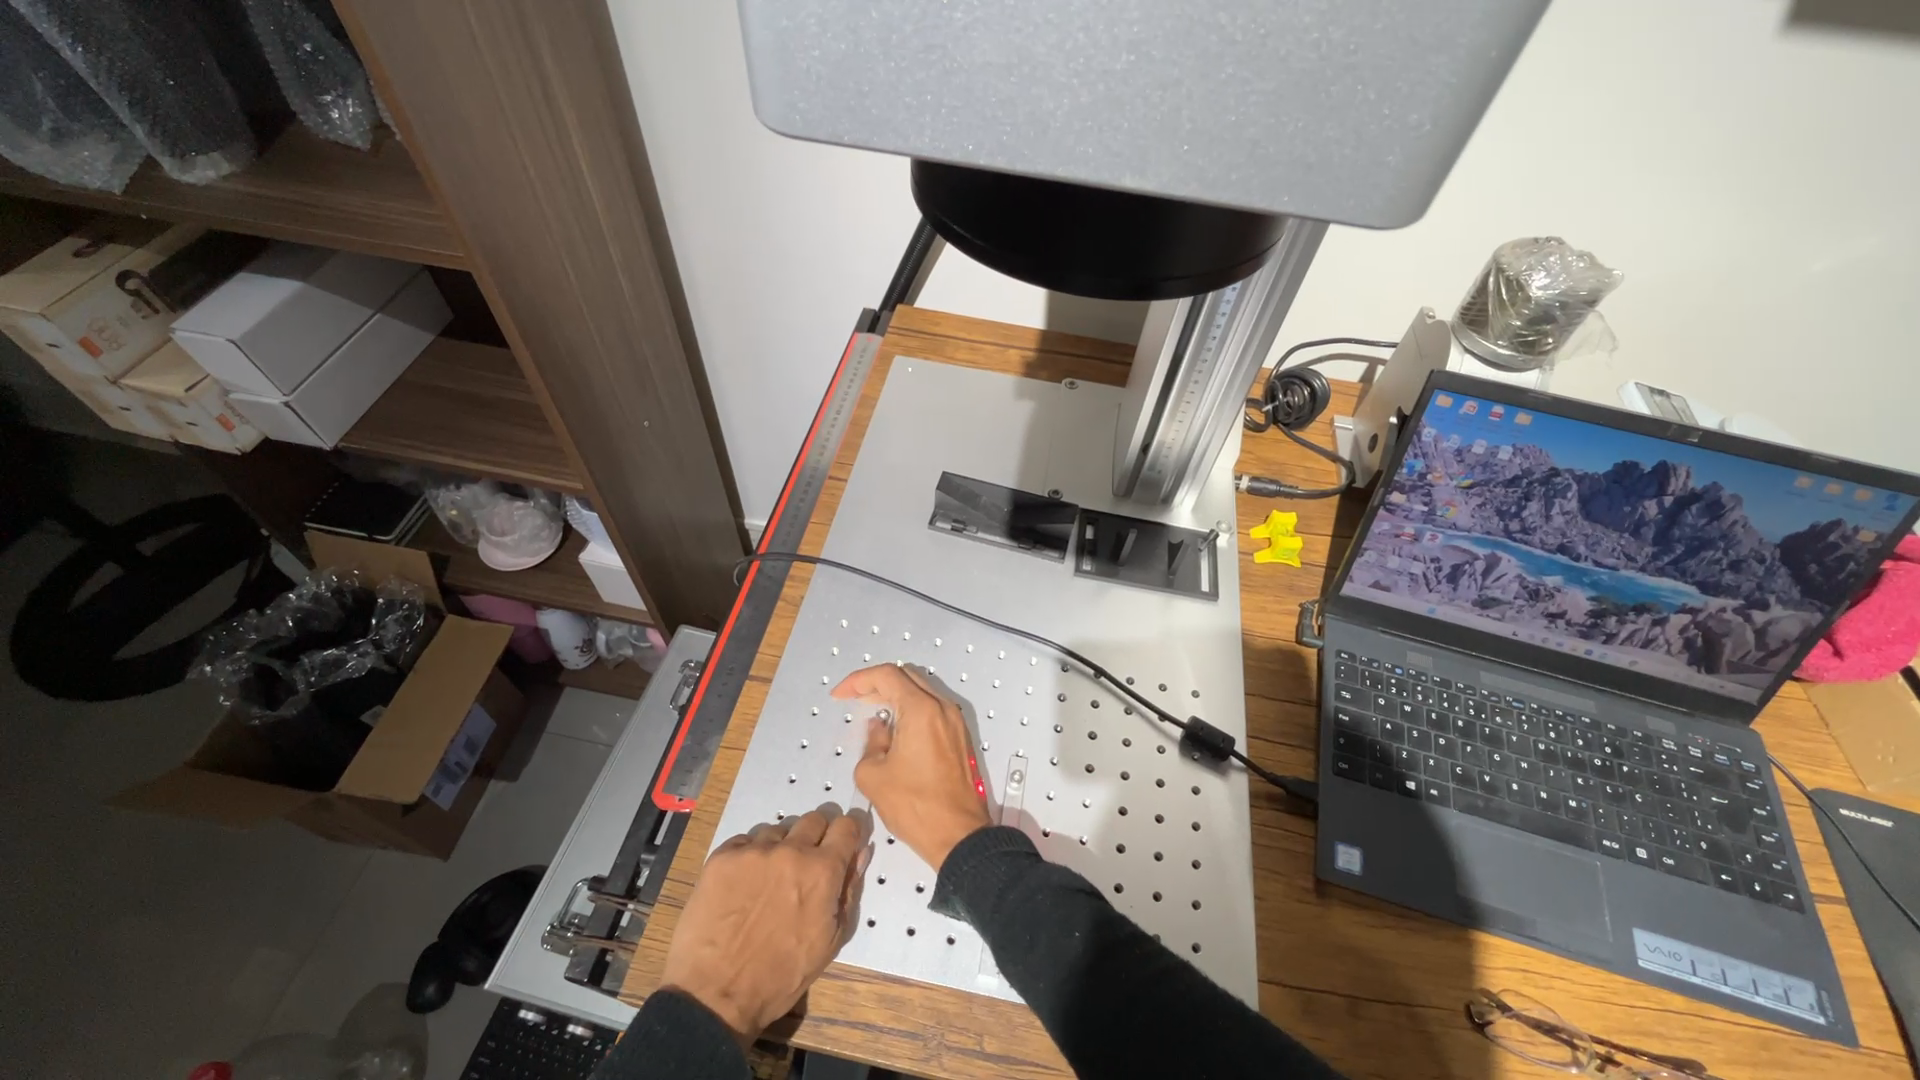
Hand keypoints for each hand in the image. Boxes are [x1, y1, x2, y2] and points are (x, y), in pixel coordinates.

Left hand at [662, 807, 871, 1040]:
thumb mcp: (830, 941)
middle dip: (816, 837)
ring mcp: (754, 851)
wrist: (715, 993)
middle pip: (814, 819)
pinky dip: (750, 856)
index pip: (846, 826)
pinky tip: (743, 885)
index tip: (842, 845)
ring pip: (778, 830)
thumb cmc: (781, 976)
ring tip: (769, 881)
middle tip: (806, 866)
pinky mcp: (722, 857)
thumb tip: (861, 853)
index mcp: (823, 871)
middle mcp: (791, 850)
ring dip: (781, 847)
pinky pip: (745, 842)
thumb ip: (848, 890)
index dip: (847, 834)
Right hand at [835, 664, 993, 870]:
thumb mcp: (873, 775)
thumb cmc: (914, 806)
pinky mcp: (960, 737)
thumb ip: (871, 742)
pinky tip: (895, 727)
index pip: (887, 676)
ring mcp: (955, 722)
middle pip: (907, 677)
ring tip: (872, 711)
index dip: (859, 681)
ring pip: (922, 691)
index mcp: (922, 710)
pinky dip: (911, 709)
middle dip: (877, 684)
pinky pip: (932, 709)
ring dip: (895, 696)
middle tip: (855, 700)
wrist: (958, 836)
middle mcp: (943, 708)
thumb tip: (881, 729)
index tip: (840, 695)